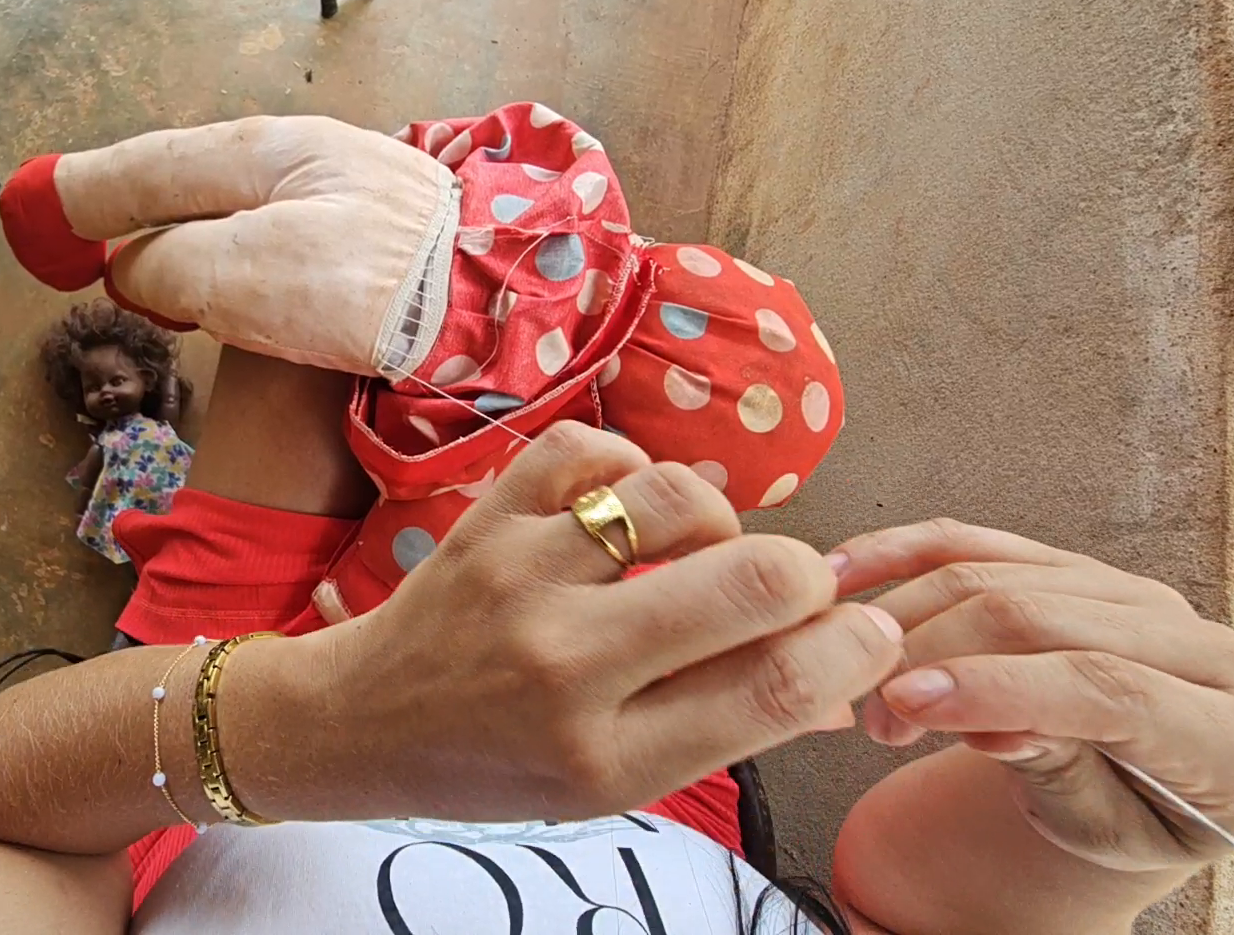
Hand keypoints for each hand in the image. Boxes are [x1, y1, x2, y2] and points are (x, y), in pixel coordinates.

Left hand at [243, 422, 906, 822]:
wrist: (367, 718)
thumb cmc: (490, 762)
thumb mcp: (606, 783)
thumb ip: (716, 727)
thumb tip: (832, 673)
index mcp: (607, 754)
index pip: (779, 687)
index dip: (855, 649)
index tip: (866, 631)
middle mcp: (565, 659)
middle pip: (753, 581)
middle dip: (807, 577)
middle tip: (788, 585)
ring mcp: (518, 574)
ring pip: (675, 497)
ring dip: (717, 517)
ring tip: (696, 547)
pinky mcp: (483, 521)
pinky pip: (582, 451)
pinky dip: (627, 463)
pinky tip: (624, 501)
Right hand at [833, 520, 1233, 869]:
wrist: (1125, 780)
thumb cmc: (1120, 812)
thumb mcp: (1100, 829)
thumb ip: (1056, 776)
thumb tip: (988, 730)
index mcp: (1228, 730)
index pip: (1105, 689)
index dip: (992, 689)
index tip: (904, 704)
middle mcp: (1189, 641)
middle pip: (1029, 616)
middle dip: (925, 655)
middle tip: (871, 707)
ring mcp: (1120, 589)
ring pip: (980, 572)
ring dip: (897, 617)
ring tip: (855, 667)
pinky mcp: (1054, 561)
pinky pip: (960, 540)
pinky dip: (891, 552)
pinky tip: (843, 571)